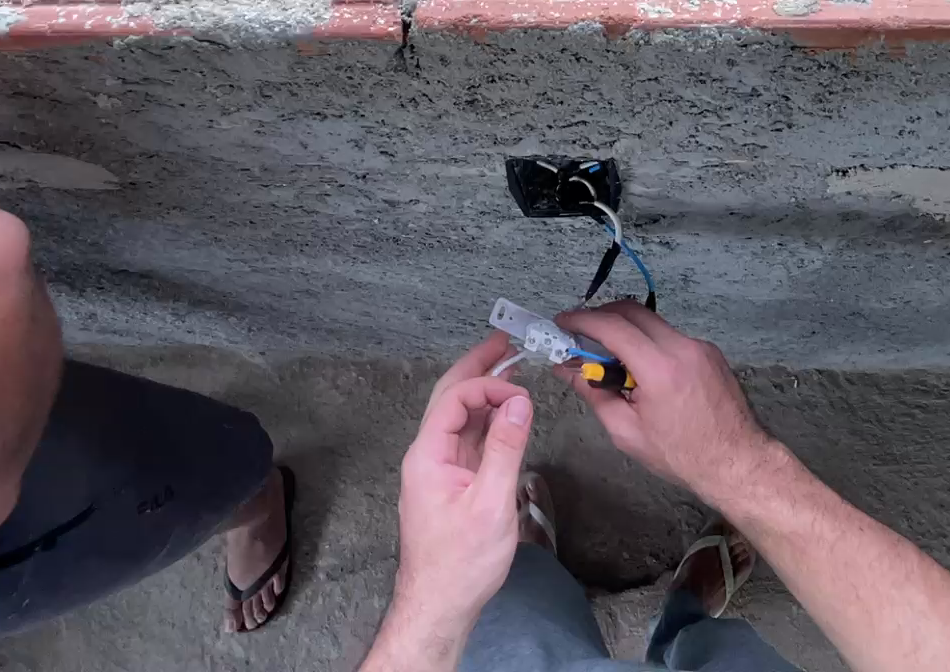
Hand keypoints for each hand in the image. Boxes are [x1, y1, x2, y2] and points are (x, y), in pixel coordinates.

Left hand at [392, 333, 533, 635]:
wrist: (439, 609)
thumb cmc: (460, 563)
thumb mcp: (491, 503)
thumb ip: (506, 447)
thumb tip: (519, 401)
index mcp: (428, 454)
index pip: (455, 398)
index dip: (488, 385)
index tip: (520, 391)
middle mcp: (429, 454)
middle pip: (450, 396)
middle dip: (476, 366)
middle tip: (503, 341)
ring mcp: (439, 467)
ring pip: (460, 415)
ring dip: (484, 390)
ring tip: (509, 365)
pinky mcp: (451, 480)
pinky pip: (469, 437)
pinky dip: (488, 417)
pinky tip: (505, 410)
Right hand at [555, 301, 774, 503]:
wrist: (738, 462)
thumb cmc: (679, 456)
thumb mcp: (626, 431)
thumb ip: (594, 393)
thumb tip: (567, 369)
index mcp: (660, 368)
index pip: (612, 326)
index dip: (582, 320)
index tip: (562, 322)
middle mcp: (682, 346)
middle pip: (632, 311)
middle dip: (601, 315)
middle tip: (581, 333)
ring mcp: (699, 345)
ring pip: (652, 321)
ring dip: (626, 330)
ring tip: (611, 359)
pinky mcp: (709, 350)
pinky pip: (670, 335)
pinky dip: (649, 342)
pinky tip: (643, 370)